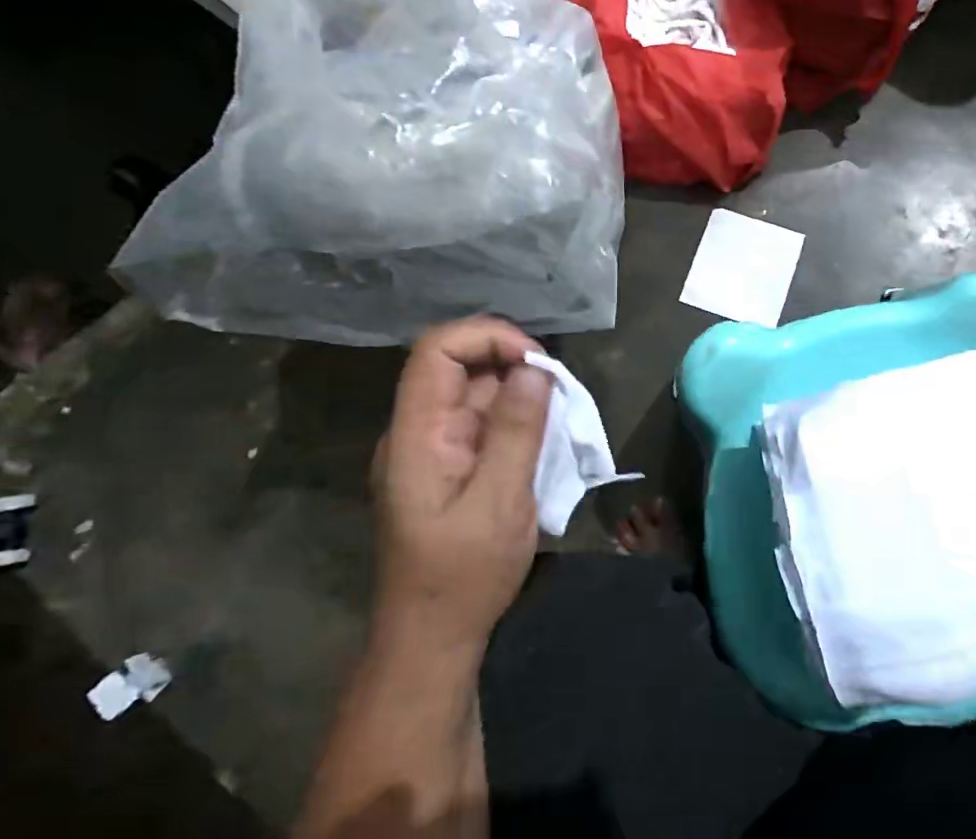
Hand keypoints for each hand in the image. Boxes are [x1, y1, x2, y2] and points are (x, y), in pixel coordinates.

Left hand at [372, 317, 551, 654]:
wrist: (433, 637)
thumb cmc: (463, 575)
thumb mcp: (499, 501)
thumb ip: (516, 430)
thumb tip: (535, 369)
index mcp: (416, 433)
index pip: (438, 350)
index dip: (488, 337)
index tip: (537, 362)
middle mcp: (418, 430)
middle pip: (459, 366)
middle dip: (513, 365)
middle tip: (559, 391)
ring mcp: (433, 448)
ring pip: (475, 393)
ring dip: (520, 394)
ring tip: (559, 417)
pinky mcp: (450, 465)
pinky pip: (483, 422)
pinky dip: (516, 420)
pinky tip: (544, 440)